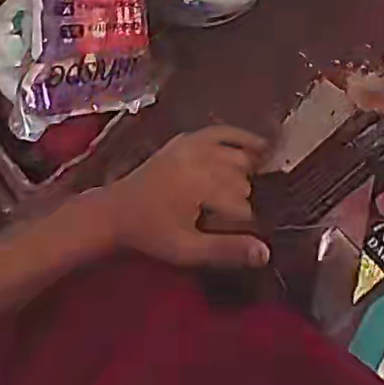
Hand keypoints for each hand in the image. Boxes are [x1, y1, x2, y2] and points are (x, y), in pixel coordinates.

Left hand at [92, 125, 271, 268]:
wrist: (118, 210)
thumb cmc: (152, 233)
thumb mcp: (187, 250)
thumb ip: (226, 250)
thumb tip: (265, 253)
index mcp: (200, 184)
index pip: (241, 204)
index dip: (243, 223)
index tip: (240, 233)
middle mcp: (200, 158)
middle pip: (242, 179)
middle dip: (243, 199)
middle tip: (236, 216)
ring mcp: (194, 144)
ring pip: (238, 156)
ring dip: (246, 174)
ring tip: (250, 191)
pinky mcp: (189, 137)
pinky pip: (223, 131)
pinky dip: (243, 137)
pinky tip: (260, 145)